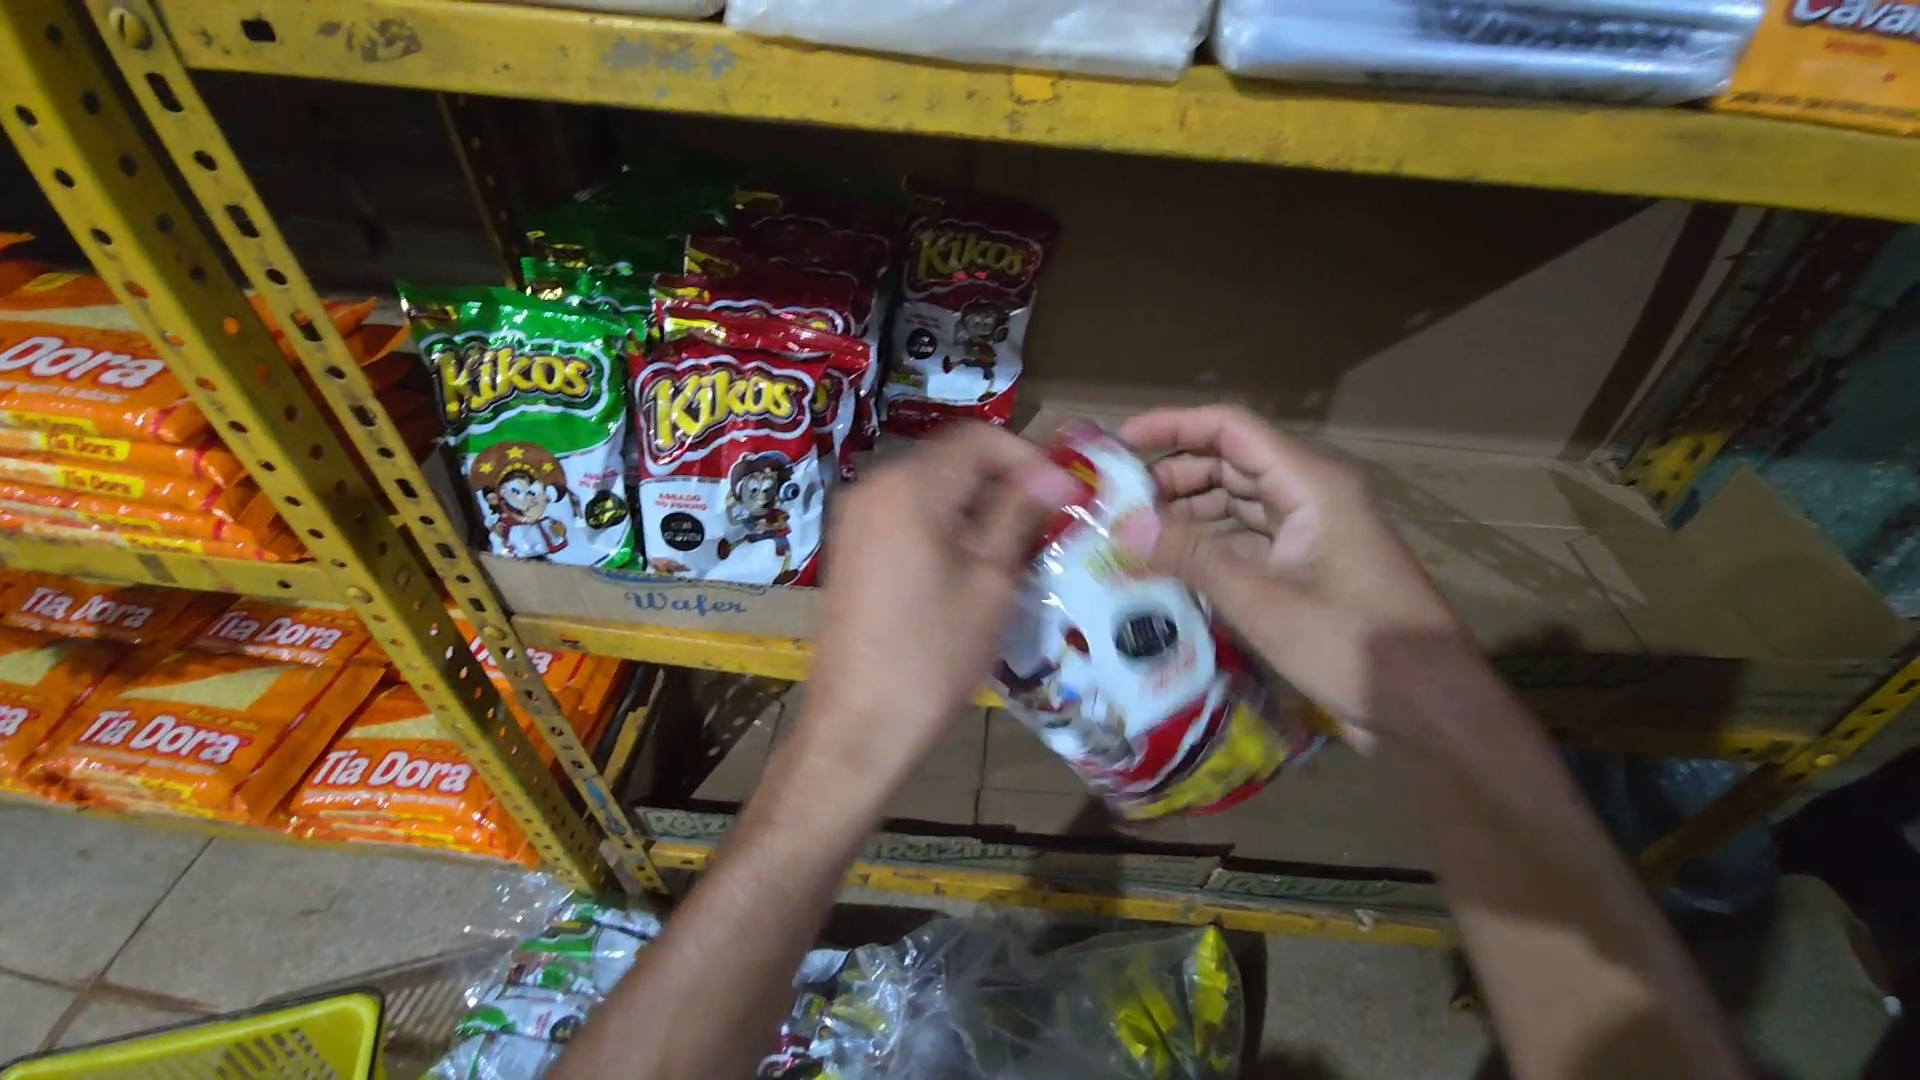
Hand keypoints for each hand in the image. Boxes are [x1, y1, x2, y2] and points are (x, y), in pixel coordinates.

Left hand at [794, 423, 1075, 789]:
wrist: (859, 725)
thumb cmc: (933, 655)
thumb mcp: (990, 581)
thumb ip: (1018, 513)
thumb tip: (1055, 473)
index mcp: (908, 486)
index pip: (978, 437)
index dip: (1028, 457)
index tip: (1064, 495)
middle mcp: (873, 487)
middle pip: (952, 459)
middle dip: (1004, 482)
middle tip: (1046, 524)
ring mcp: (855, 519)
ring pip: (931, 489)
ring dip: (977, 507)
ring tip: (1016, 550)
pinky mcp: (851, 550)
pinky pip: (907, 516)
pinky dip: (945, 526)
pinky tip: (971, 568)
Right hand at [1118, 406, 1471, 746]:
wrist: (1431, 709)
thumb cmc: (1354, 646)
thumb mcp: (1263, 602)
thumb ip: (1192, 557)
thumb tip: (1122, 527)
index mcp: (1312, 484)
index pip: (1232, 429)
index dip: (1173, 426)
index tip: (1118, 444)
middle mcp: (1311, 496)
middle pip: (1230, 463)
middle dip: (1172, 476)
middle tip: (1113, 502)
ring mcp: (1311, 533)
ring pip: (1236, 503)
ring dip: (1187, 513)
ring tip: (1131, 533)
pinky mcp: (1307, 568)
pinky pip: (1248, 540)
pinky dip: (1209, 546)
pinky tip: (1169, 564)